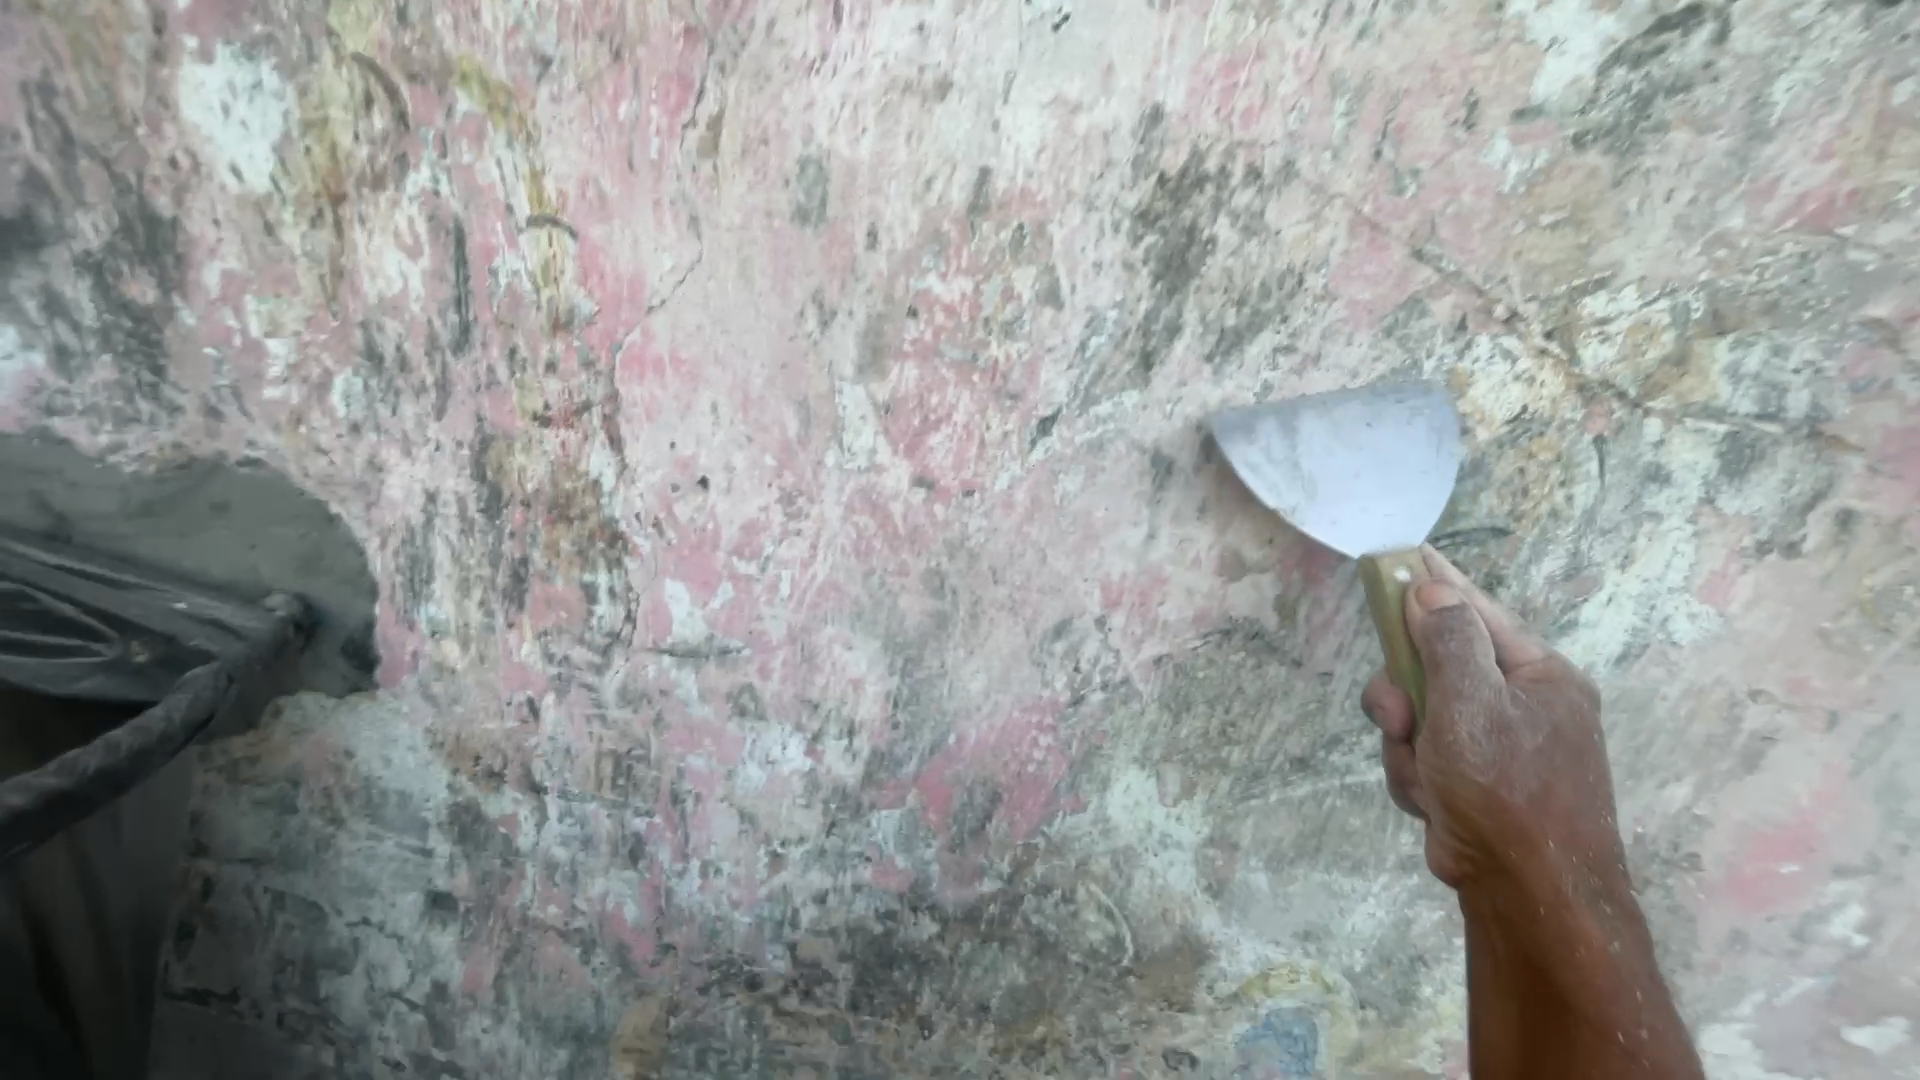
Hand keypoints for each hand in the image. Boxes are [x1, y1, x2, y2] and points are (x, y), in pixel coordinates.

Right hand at [1361, 547, 1625, 894]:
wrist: (1526, 890)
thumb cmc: (1505, 786)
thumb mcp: (1470, 702)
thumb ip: (1447, 640)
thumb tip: (1429, 590)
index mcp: (1538, 676)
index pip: (1477, 611)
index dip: (1437, 581)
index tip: (1405, 552)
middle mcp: (1521, 705)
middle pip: (1435, 667)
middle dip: (1406, 694)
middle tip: (1395, 716)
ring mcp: (1496, 745)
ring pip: (1419, 714)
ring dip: (1408, 743)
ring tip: (1423, 773)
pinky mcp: (1472, 780)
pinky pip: (1422, 754)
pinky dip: (1416, 774)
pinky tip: (1432, 799)